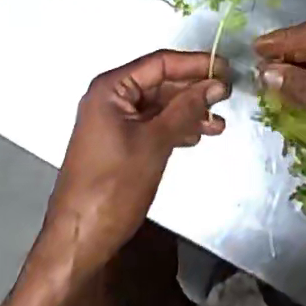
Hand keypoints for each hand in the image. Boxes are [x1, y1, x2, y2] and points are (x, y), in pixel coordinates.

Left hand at [38, 50, 231, 276]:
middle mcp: (111, 97)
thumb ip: (187, 108)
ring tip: (218, 123)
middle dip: (194, 90)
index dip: (196, 64)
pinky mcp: (119, 142)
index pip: (160, 62)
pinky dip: (175, 128)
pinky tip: (197, 136)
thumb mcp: (155, 142)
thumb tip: (216, 84)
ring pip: (160, 105)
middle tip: (227, 96)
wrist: (79, 242)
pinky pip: (153, 124)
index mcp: (111, 87)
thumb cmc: (113, 187)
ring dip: (189, 112)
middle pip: (161, 82)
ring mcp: (114, 121)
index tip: (226, 68)